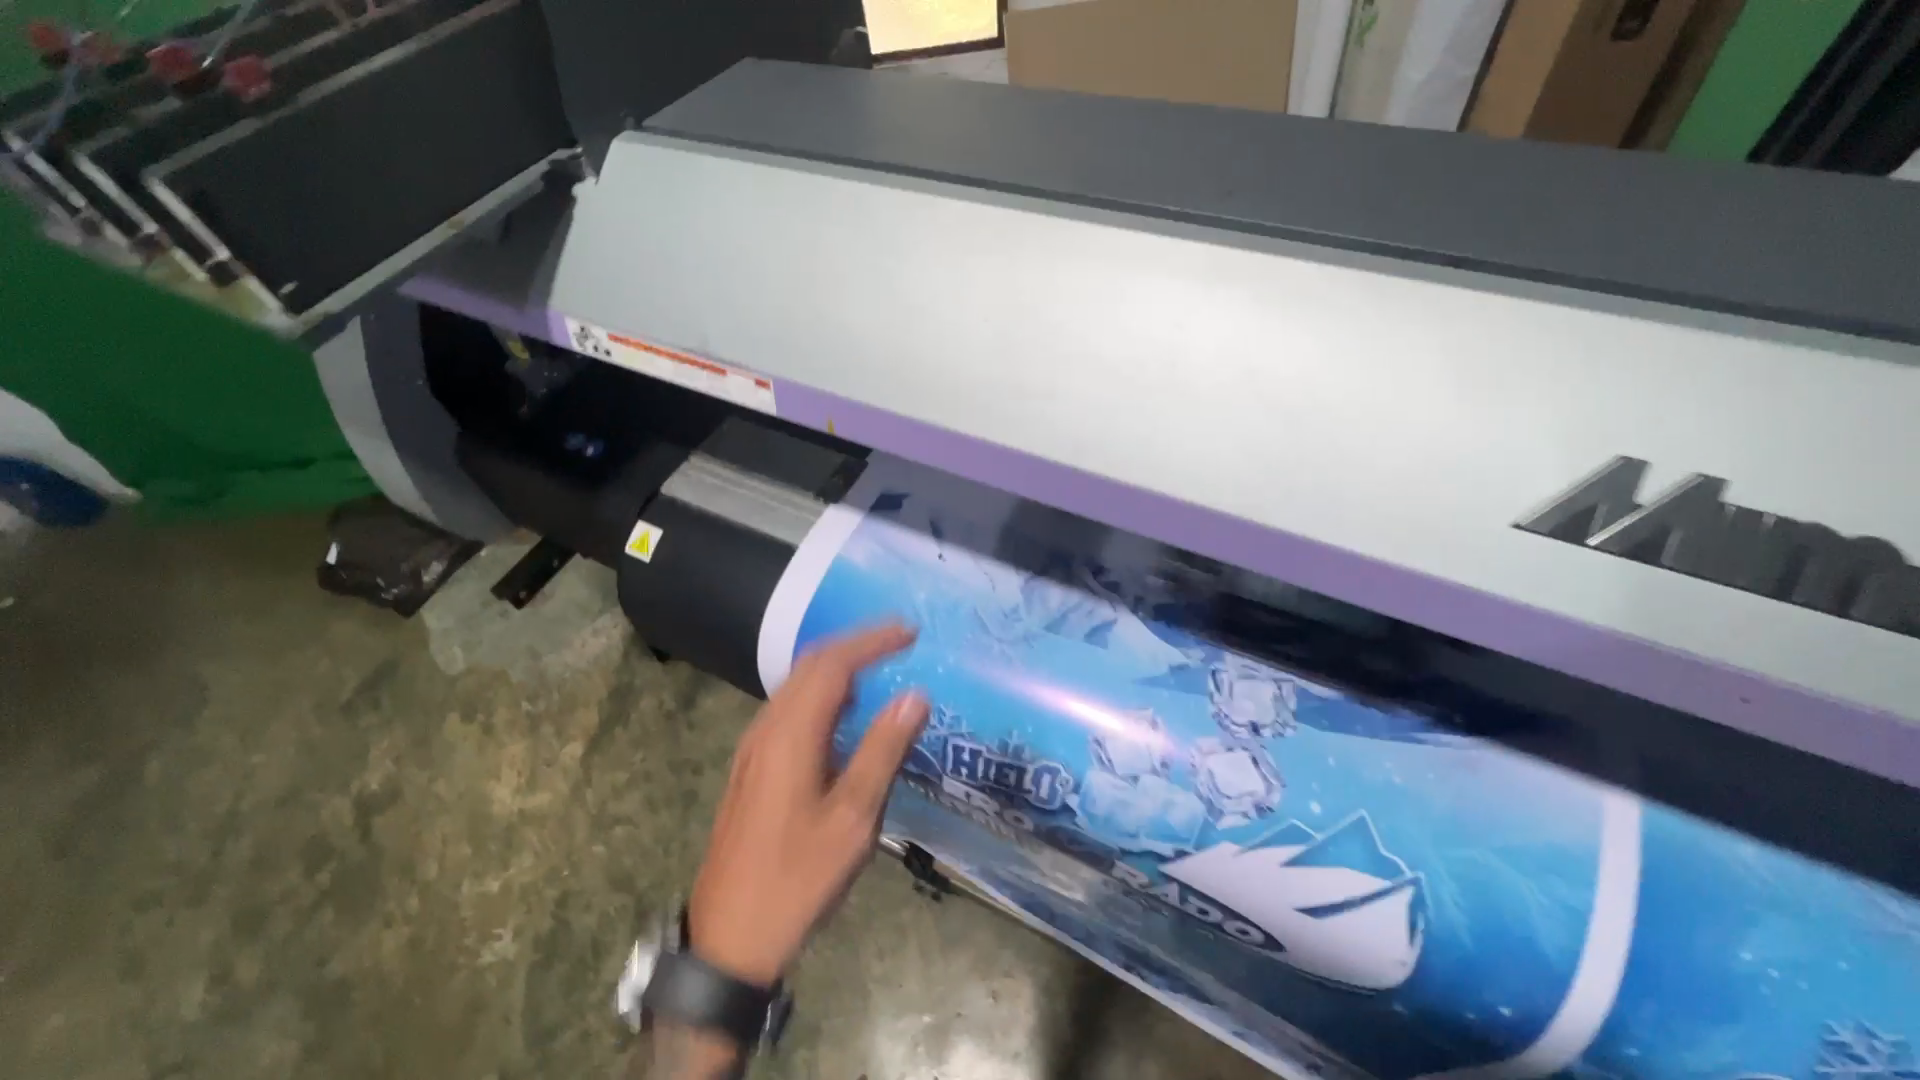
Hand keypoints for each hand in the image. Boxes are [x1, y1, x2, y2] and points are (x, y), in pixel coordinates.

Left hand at [687, 622, 928, 986]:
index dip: (871, 642)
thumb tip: (914, 695)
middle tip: (899, 642)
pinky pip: (789, 712)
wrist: (730, 935)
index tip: (910, 633)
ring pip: (796, 688)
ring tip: (879, 671)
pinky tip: (844, 719)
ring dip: (836, 670)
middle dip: (855, 646)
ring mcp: (752, 750)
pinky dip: (821, 697)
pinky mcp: (751, 770)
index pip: (832, 664)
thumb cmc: (798, 877)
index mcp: (790, 734)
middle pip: (809, 667)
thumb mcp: (853, 818)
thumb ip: (882, 750)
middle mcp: (766, 730)